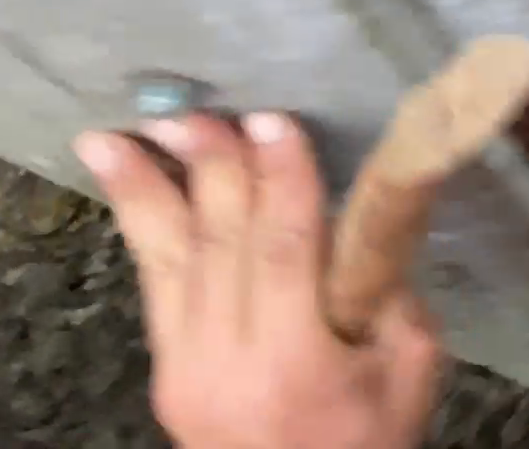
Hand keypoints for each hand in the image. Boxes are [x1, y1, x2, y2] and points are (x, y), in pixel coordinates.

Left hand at [73, 112, 441, 448]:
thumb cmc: (374, 429)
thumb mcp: (413, 359)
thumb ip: (388, 289)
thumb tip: (367, 218)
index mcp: (292, 359)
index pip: (283, 250)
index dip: (280, 181)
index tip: (274, 122)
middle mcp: (222, 359)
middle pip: (218, 246)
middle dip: (210, 170)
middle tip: (196, 111)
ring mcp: (182, 365)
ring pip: (168, 261)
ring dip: (145, 191)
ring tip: (115, 137)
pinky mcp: (168, 366)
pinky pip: (157, 283)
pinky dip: (145, 226)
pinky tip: (132, 190)